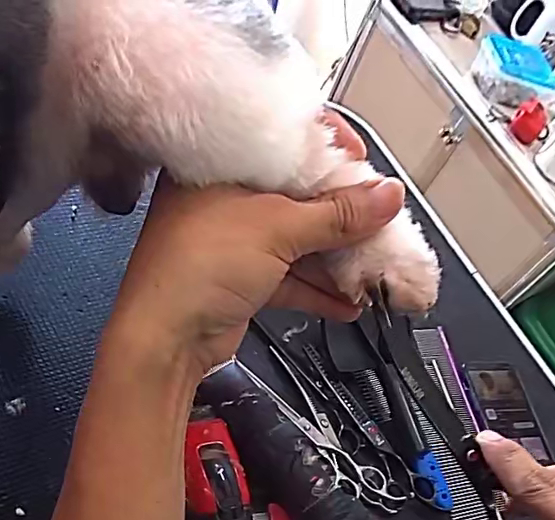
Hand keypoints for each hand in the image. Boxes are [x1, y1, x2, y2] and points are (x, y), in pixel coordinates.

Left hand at [105, 113, 404, 373]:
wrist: (167, 338)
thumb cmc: (195, 269)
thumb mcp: (275, 229)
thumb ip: (337, 215)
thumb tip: (386, 197)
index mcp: (226, 163)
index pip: (291, 145)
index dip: (333, 157)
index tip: (368, 175)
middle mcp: (230, 198)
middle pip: (303, 199)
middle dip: (344, 220)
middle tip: (379, 228)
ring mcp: (238, 242)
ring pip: (301, 244)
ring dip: (338, 262)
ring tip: (372, 271)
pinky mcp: (246, 280)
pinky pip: (293, 279)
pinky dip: (320, 291)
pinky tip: (348, 303)